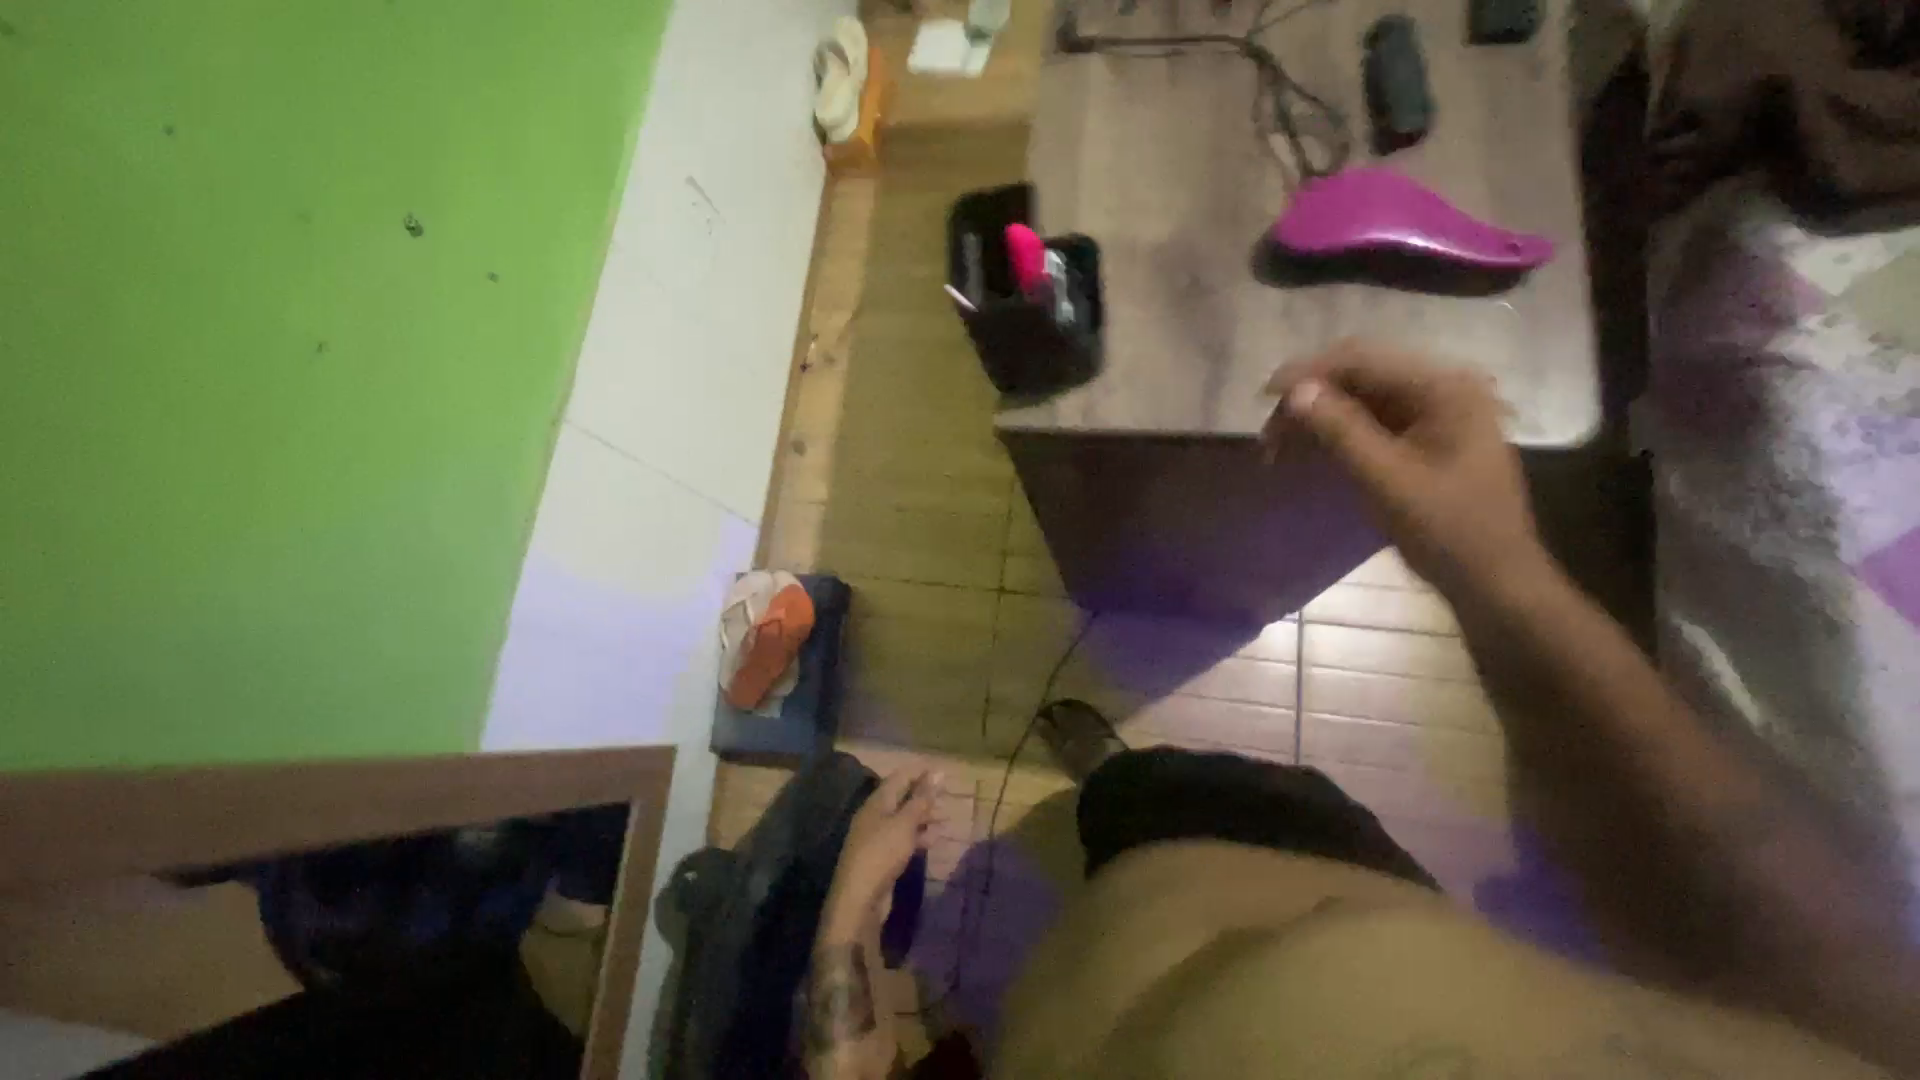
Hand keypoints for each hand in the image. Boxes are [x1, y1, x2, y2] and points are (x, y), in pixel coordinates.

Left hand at [820, 765, 941, 942]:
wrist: (859, 899)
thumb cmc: (882, 853)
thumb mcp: (905, 823)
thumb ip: (921, 799)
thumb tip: (937, 772)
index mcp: (877, 803)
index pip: (899, 778)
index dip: (919, 772)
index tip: (942, 771)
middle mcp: (875, 816)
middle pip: (901, 798)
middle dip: (924, 795)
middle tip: (948, 796)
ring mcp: (877, 837)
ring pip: (904, 820)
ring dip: (924, 817)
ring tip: (946, 818)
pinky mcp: (882, 857)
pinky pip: (903, 839)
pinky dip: (919, 836)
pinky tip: (933, 840)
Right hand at [1262, 339, 1551, 603]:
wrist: (1493, 578)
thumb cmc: (1447, 529)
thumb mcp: (1388, 480)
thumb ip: (1341, 431)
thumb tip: (1294, 392)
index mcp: (1444, 388)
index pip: (1363, 360)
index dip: (1308, 373)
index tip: (1263, 397)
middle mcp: (1441, 388)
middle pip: (1358, 375)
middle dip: (1308, 399)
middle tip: (1268, 434)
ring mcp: (1433, 413)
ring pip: (1359, 399)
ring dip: (1317, 418)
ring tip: (1277, 449)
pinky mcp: (1422, 437)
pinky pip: (1369, 422)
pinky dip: (1334, 434)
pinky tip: (1306, 453)